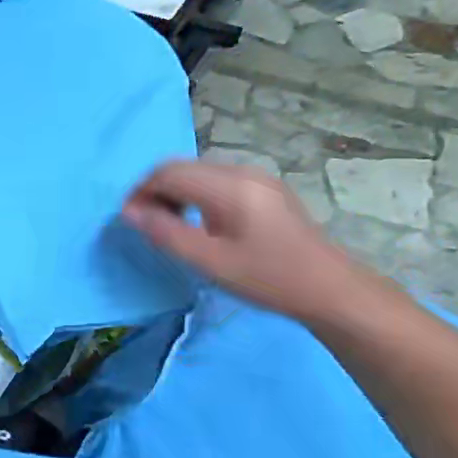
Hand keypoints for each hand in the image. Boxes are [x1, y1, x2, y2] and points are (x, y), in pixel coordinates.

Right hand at [122, 160, 386, 323]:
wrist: (331, 289)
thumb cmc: (269, 279)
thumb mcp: (211, 263)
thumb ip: (167, 234)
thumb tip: (129, 213)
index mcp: (229, 187)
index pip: (169, 173)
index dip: (141, 191)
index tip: (127, 219)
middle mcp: (242, 171)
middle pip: (182, 167)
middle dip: (155, 190)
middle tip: (144, 223)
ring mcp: (256, 177)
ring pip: (198, 172)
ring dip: (174, 192)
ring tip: (167, 225)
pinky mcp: (263, 188)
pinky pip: (216, 180)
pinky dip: (194, 194)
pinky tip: (197, 221)